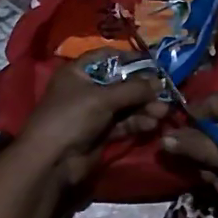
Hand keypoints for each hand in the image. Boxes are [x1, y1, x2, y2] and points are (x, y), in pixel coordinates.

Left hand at [15, 52, 167, 188]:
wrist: (52, 160)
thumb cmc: (72, 117)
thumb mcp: (102, 98)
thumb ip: (133, 89)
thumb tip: (159, 82)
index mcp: (78, 72)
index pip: (107, 57)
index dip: (130, 59)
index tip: (154, 64)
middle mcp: (86, 89)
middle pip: (120, 83)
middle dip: (143, 89)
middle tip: (165, 94)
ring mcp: (93, 112)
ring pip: (124, 105)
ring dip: (144, 107)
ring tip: (163, 113)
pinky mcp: (100, 133)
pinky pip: (123, 123)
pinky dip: (137, 122)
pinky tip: (152, 124)